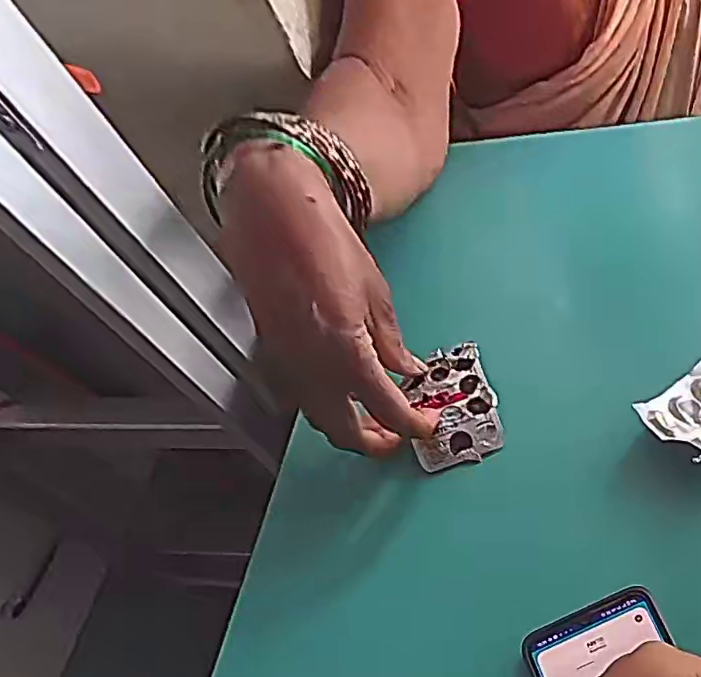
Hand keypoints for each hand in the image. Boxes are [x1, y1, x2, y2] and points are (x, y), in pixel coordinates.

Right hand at [215, 143, 439, 454]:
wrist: (272, 210)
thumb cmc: (323, 241)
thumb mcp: (376, 298)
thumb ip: (392, 345)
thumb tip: (408, 370)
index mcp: (346, 355)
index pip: (390, 412)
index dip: (414, 425)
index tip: (428, 425)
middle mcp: (312, 369)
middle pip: (348, 433)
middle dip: (378, 443)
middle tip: (401, 436)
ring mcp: (287, 364)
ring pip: (321, 420)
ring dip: (351, 429)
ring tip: (378, 421)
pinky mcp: (272, 354)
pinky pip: (303, 398)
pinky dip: (329, 406)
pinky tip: (346, 394)